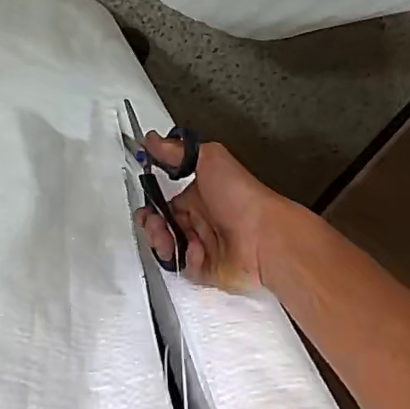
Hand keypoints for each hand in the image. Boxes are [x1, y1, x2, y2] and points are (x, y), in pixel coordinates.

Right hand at [135, 132, 294, 291]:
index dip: (152, 199)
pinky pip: (182, 267)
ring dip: (161, 241)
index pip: (167, 197)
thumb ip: (177, 151)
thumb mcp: (209, 159)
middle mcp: (203, 218)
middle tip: (156, 222)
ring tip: (169, 238)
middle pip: (162, 223)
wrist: (263, 236)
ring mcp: (204, 244)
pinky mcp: (207, 268)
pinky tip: (196, 250)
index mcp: (202, 193)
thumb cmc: (243, 196)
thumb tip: (155, 140)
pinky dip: (184, 259)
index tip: (146, 198)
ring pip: (167, 246)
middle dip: (151, 223)